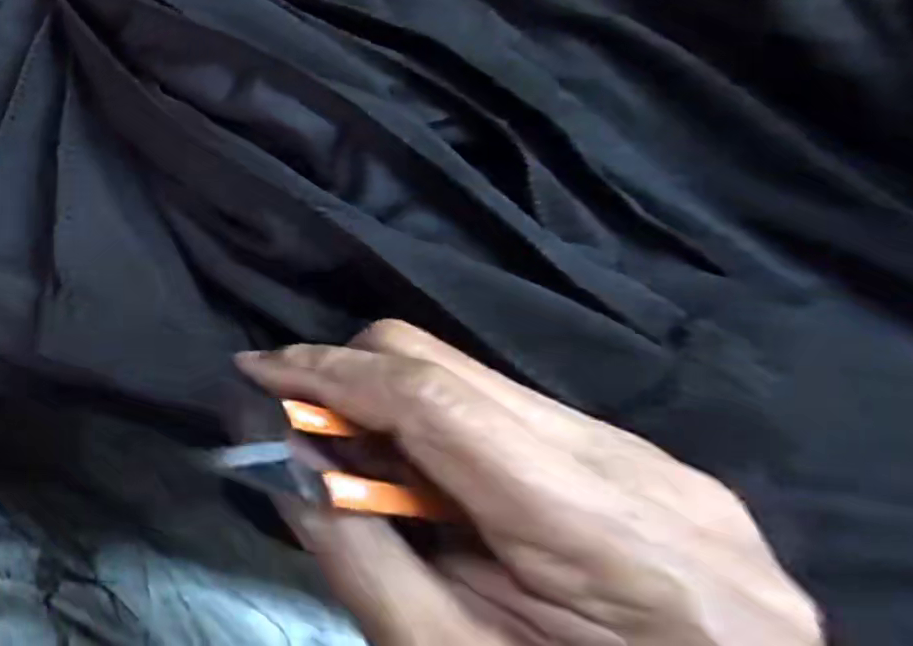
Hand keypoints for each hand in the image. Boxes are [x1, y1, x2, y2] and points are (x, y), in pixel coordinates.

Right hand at [236, 321, 821, 645]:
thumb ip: (352, 548)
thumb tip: (276, 447)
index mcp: (620, 547)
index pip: (437, 400)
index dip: (329, 371)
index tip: (252, 371)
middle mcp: (649, 476)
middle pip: (447, 364)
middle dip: (349, 379)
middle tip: (297, 429)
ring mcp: (660, 467)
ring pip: (469, 373)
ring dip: (388, 401)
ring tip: (363, 469)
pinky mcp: (648, 469)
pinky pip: (504, 405)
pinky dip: (437, 424)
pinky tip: (433, 486)